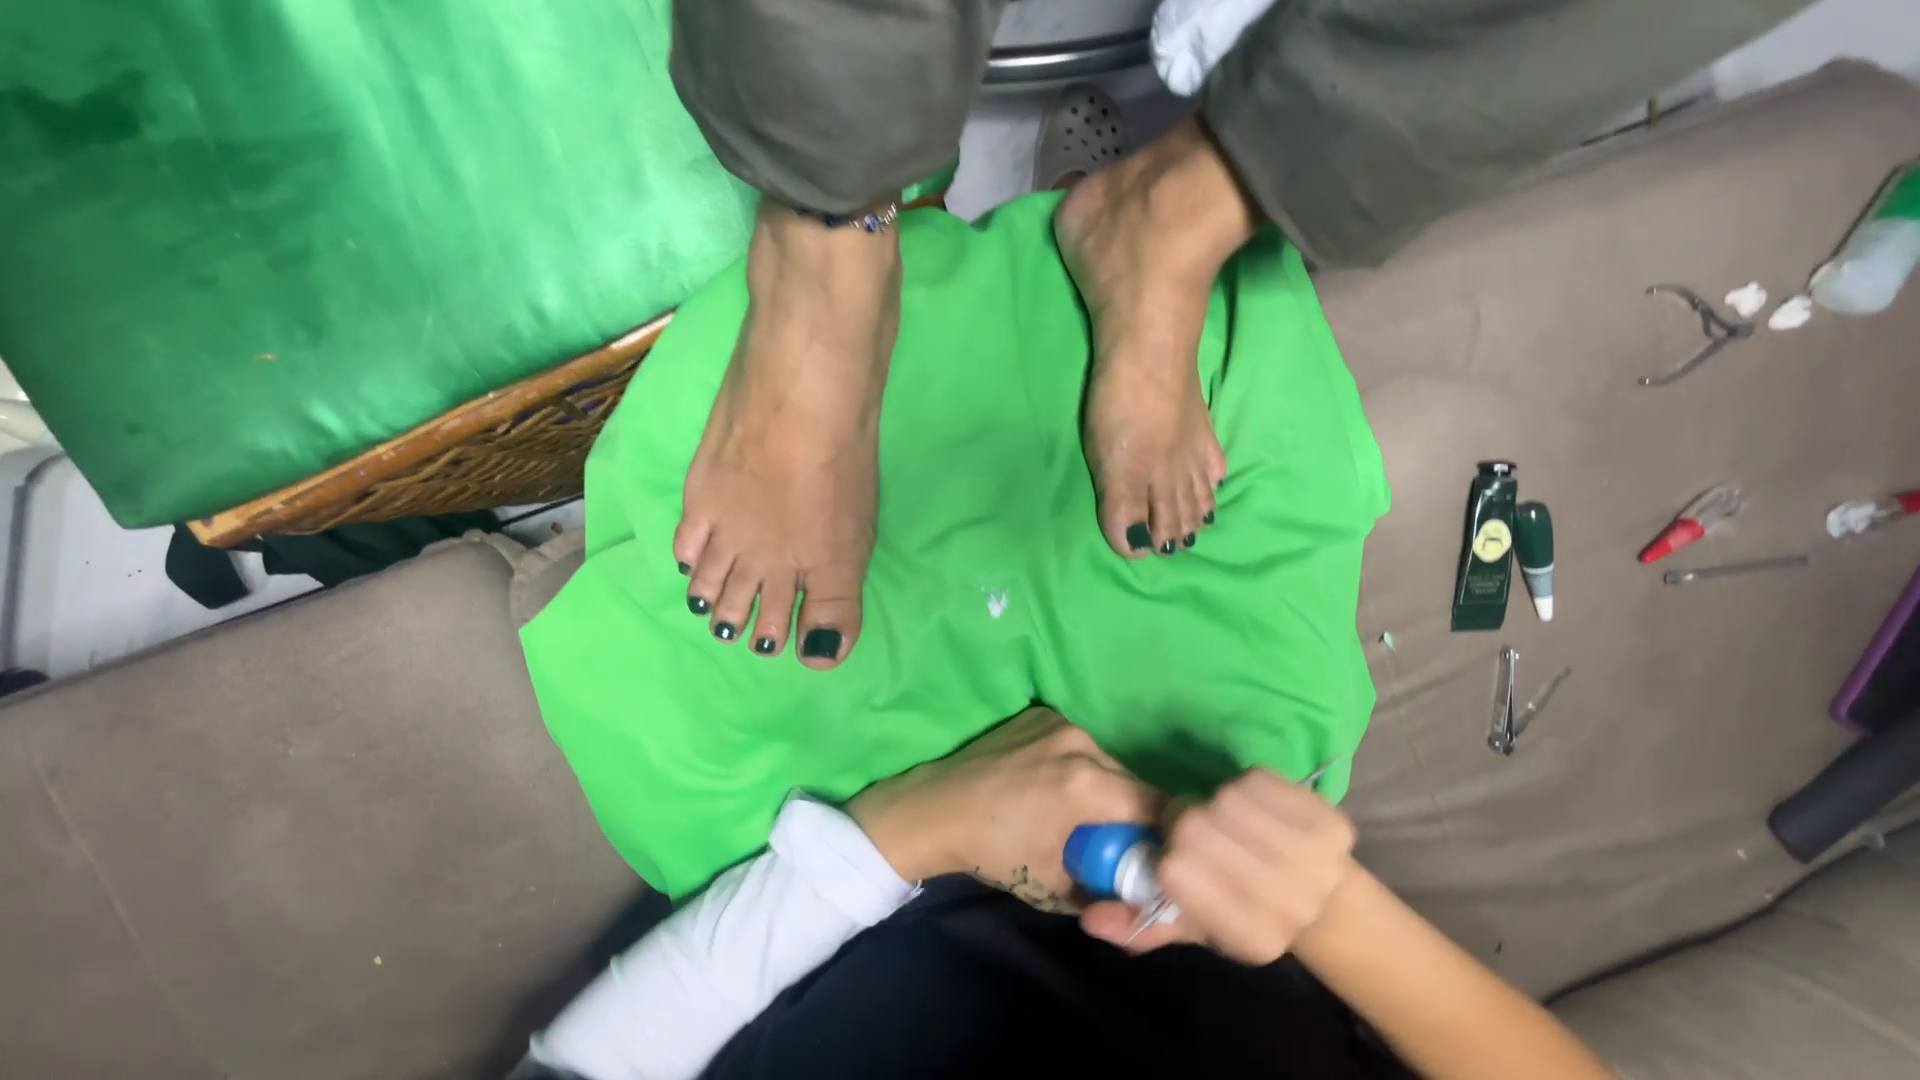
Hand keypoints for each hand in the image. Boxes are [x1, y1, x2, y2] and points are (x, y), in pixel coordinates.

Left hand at [847, 707, 1160, 912]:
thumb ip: (1104, 892)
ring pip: (1104, 761)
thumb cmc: (994, 852)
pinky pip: (1076, 744)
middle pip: (1130, 780)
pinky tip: (1050, 784)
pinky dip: (1074, 765)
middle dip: (1129, 811)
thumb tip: (1139, 897)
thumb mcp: (1054, 887)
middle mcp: (1079, 743)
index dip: (1161, 831)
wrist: (936, 810)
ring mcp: (1058, 724)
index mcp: (1086, 784)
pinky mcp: (1040, 715)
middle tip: (1113, 838)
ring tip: (1075, 810)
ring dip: (1102, 785)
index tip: (1152, 851)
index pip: (1154, 805)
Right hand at [1081, 767, 1355, 963]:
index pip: (1178, 873)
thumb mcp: (1194, 928)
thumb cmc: (1244, 912)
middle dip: (1185, 821)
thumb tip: (1090, 919)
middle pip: (1199, 829)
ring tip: (1219, 815)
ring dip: (1213, 801)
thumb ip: (1141, 924)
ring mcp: (1316, 861)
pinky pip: (1259, 780)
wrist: (1324, 901)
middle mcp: (1289, 904)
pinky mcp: (1329, 821)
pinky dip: (1243, 784)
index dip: (1166, 854)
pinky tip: (1247, 802)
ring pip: (1227, 800)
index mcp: (1253, 938)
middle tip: (1190, 826)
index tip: (1173, 856)